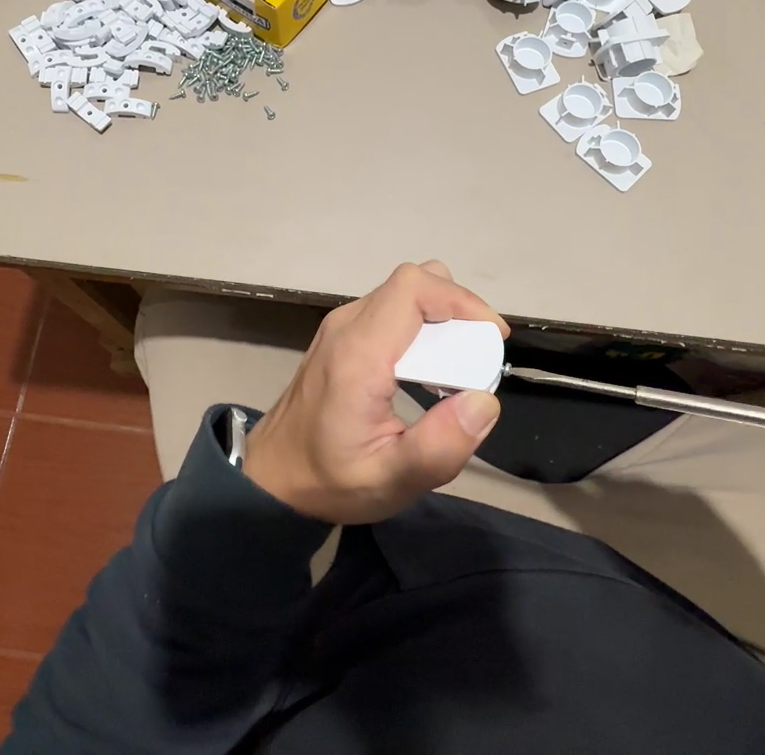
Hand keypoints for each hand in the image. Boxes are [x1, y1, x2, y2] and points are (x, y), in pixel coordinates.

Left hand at [243, 261, 508, 525]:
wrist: (271, 477)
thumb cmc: (328, 481)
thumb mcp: (389, 481)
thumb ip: (438, 447)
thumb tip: (484, 401)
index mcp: (358, 355)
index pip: (413, 289)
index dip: (461, 301)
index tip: (493, 338)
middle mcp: (347, 327)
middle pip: (412, 284)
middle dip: (458, 311)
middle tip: (479, 359)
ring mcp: (340, 328)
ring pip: (402, 294)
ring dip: (441, 318)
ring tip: (460, 366)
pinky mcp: (341, 336)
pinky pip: (390, 310)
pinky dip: (422, 326)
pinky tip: (431, 369)